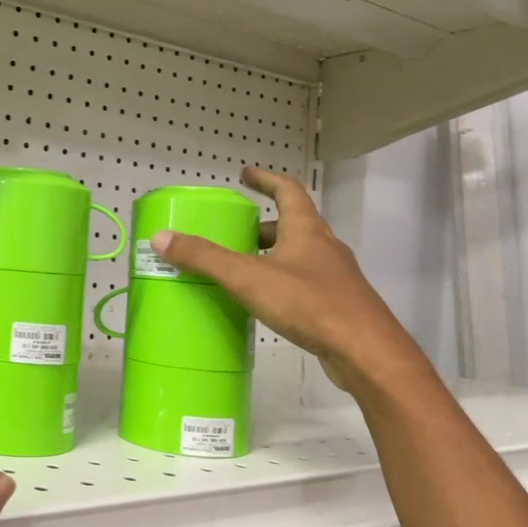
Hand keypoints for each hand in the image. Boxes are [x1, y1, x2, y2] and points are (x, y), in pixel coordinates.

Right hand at [151, 167, 431, 398]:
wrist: (365, 352)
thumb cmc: (309, 303)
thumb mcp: (248, 277)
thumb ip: (205, 258)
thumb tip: (161, 238)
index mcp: (306, 229)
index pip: (287, 190)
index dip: (266, 180)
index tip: (245, 175)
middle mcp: (323, 247)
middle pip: (291, 225)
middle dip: (261, 226)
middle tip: (232, 233)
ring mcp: (334, 277)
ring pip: (298, 256)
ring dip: (271, 256)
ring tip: (241, 268)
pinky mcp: (336, 305)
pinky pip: (303, 284)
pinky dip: (281, 283)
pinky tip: (264, 303)